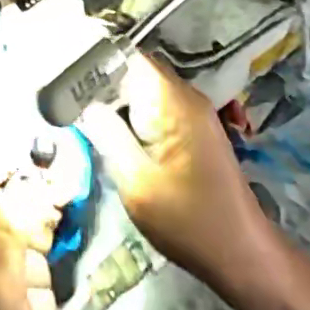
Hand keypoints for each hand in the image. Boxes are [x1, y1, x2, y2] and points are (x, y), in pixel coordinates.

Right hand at [76, 52, 267, 281]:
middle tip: (70, 97)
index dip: (96, 58)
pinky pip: (158, 104)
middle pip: (135, 68)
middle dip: (103, 80)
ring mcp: (194, 111)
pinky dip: (135, 112)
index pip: (128, 55)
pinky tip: (117, 133)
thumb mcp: (135, 181)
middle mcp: (185, 95)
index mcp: (171, 100)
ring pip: (145, 87)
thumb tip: (86, 105)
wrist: (242, 254)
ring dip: (119, 98)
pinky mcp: (195, 128)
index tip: (68, 71)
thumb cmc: (187, 219)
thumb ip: (107, 134)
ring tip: (86, 113)